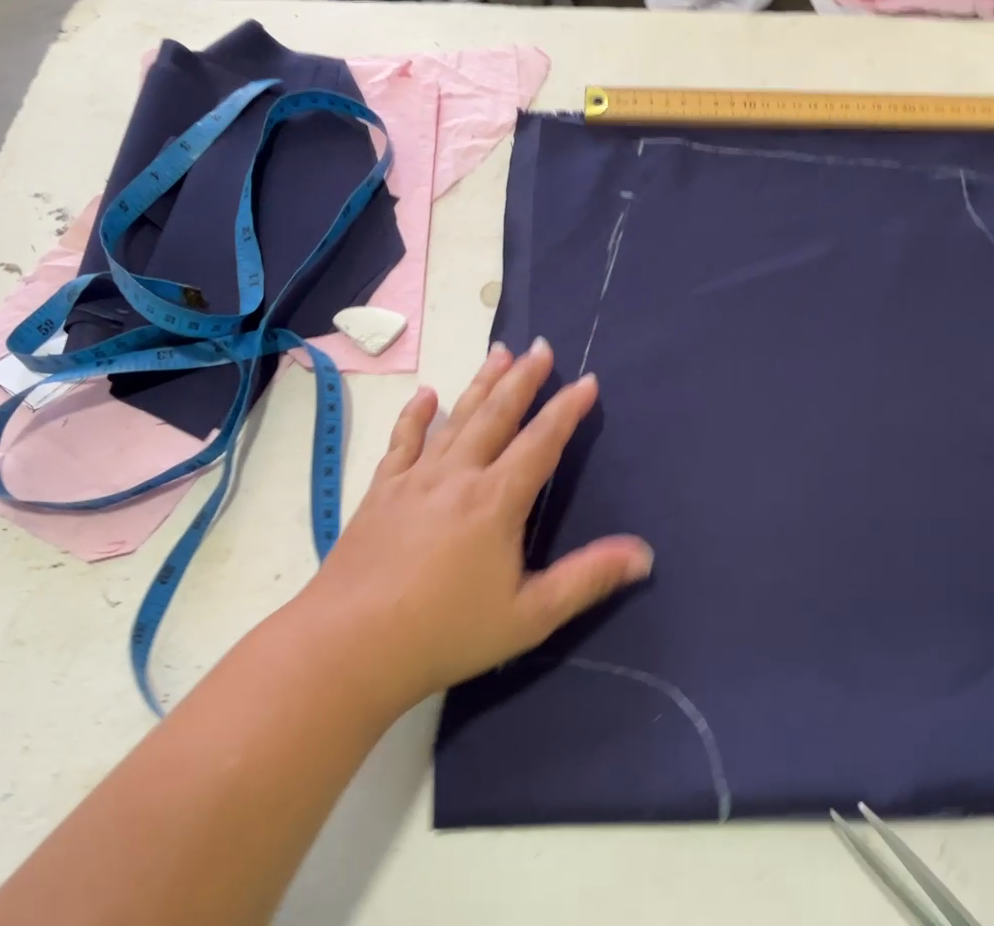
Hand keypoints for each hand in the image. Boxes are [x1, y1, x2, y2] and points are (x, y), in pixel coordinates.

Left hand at [304, 338, 652, 711]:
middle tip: (541, 347)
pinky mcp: (380, 492)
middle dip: (523, 379)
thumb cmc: (446, 632)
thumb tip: (644, 554)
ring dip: (480, 384)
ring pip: (455, 418)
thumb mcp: (529, 615)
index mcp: (496, 501)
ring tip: (498, 353)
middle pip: (497, 416)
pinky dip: (416, 415)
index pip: (541, 443)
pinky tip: (425, 396)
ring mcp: (414, 479)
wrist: (349, 645)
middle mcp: (457, 476)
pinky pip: (402, 441)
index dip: (566, 410)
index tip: (586, 381)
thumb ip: (587, 579)